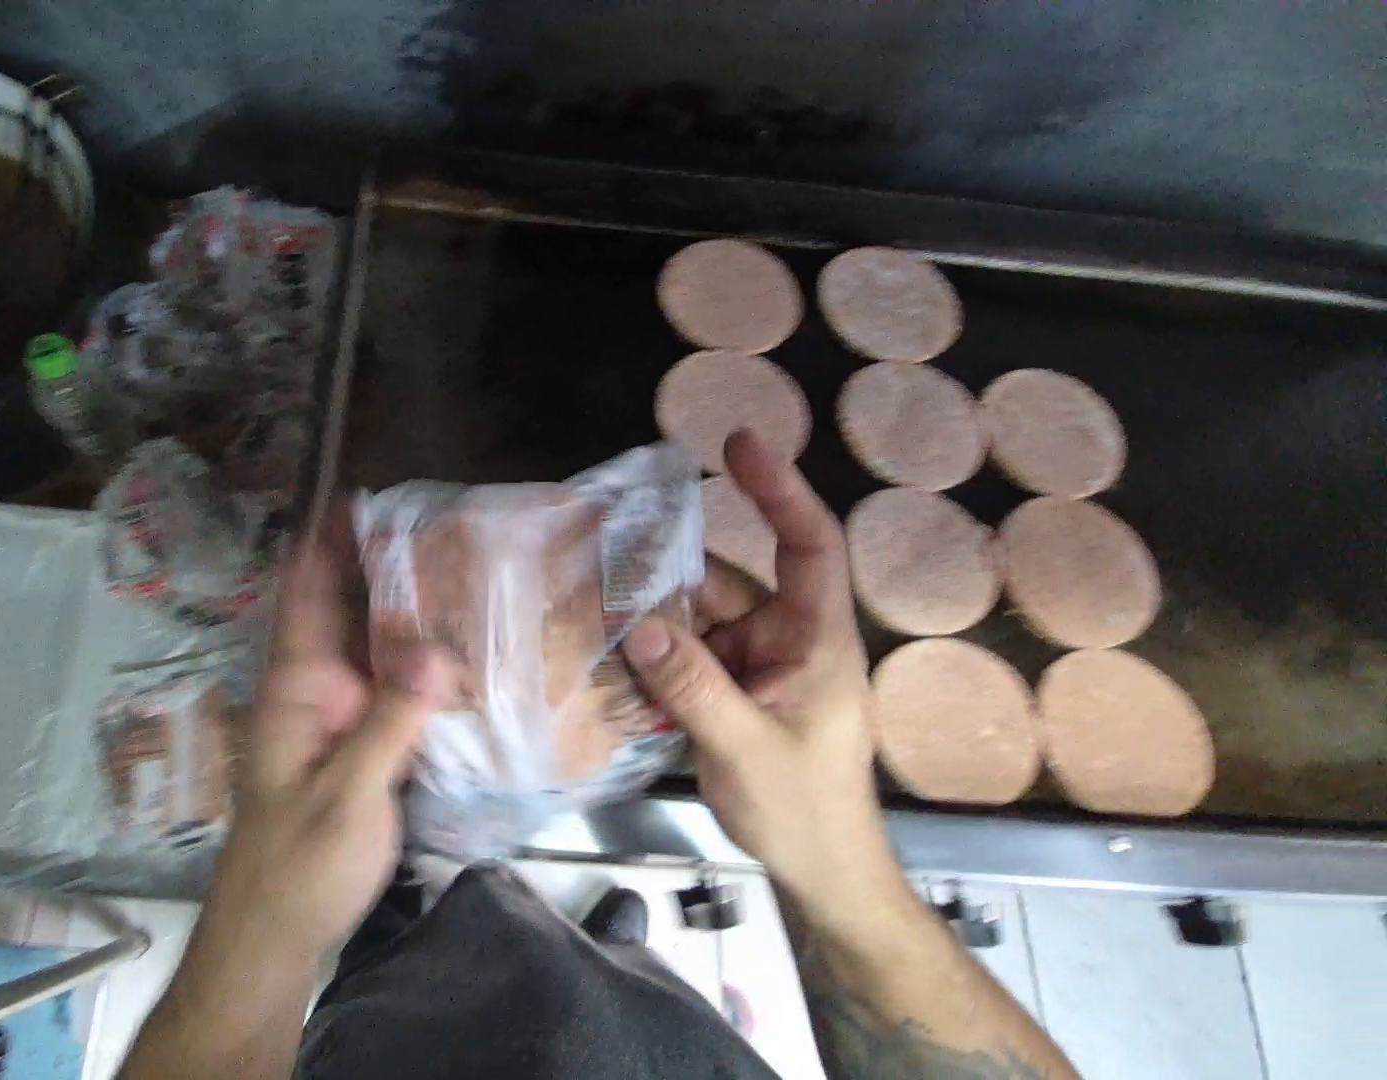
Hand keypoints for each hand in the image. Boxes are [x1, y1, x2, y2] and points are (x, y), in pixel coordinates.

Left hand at [202, 546, 457, 964]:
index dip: (319, 549)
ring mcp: (332, 721)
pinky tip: (442, 648)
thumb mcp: (348, 794)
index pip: (303, 601)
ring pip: (363, 651)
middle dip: (368, 569)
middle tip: (420, 523)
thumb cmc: (298, 864)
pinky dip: (408, 662)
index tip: (346, 499)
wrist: (274, 934)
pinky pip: (383, 689)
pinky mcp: (352, 747)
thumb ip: (390, 722)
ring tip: (440, 567)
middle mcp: (312, 694)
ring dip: (391, 610)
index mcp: (296, 691)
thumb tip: (434, 649)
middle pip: (338, 616)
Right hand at [622, 431, 901, 913]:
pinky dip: (651, 650)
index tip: (739, 445)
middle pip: (727, 581)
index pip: (809, 545)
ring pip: (696, 617)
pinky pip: (684, 652)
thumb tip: (637, 627)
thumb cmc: (804, 808)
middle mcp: (784, 637)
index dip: (780, 490)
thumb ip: (695, 688)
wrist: (818, 867)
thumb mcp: (748, 748)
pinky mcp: (728, 687)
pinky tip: (611, 650)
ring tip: (594, 605)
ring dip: (652, 615)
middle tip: (607, 553)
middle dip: (670, 571)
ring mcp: (753, 662)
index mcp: (815, 638)